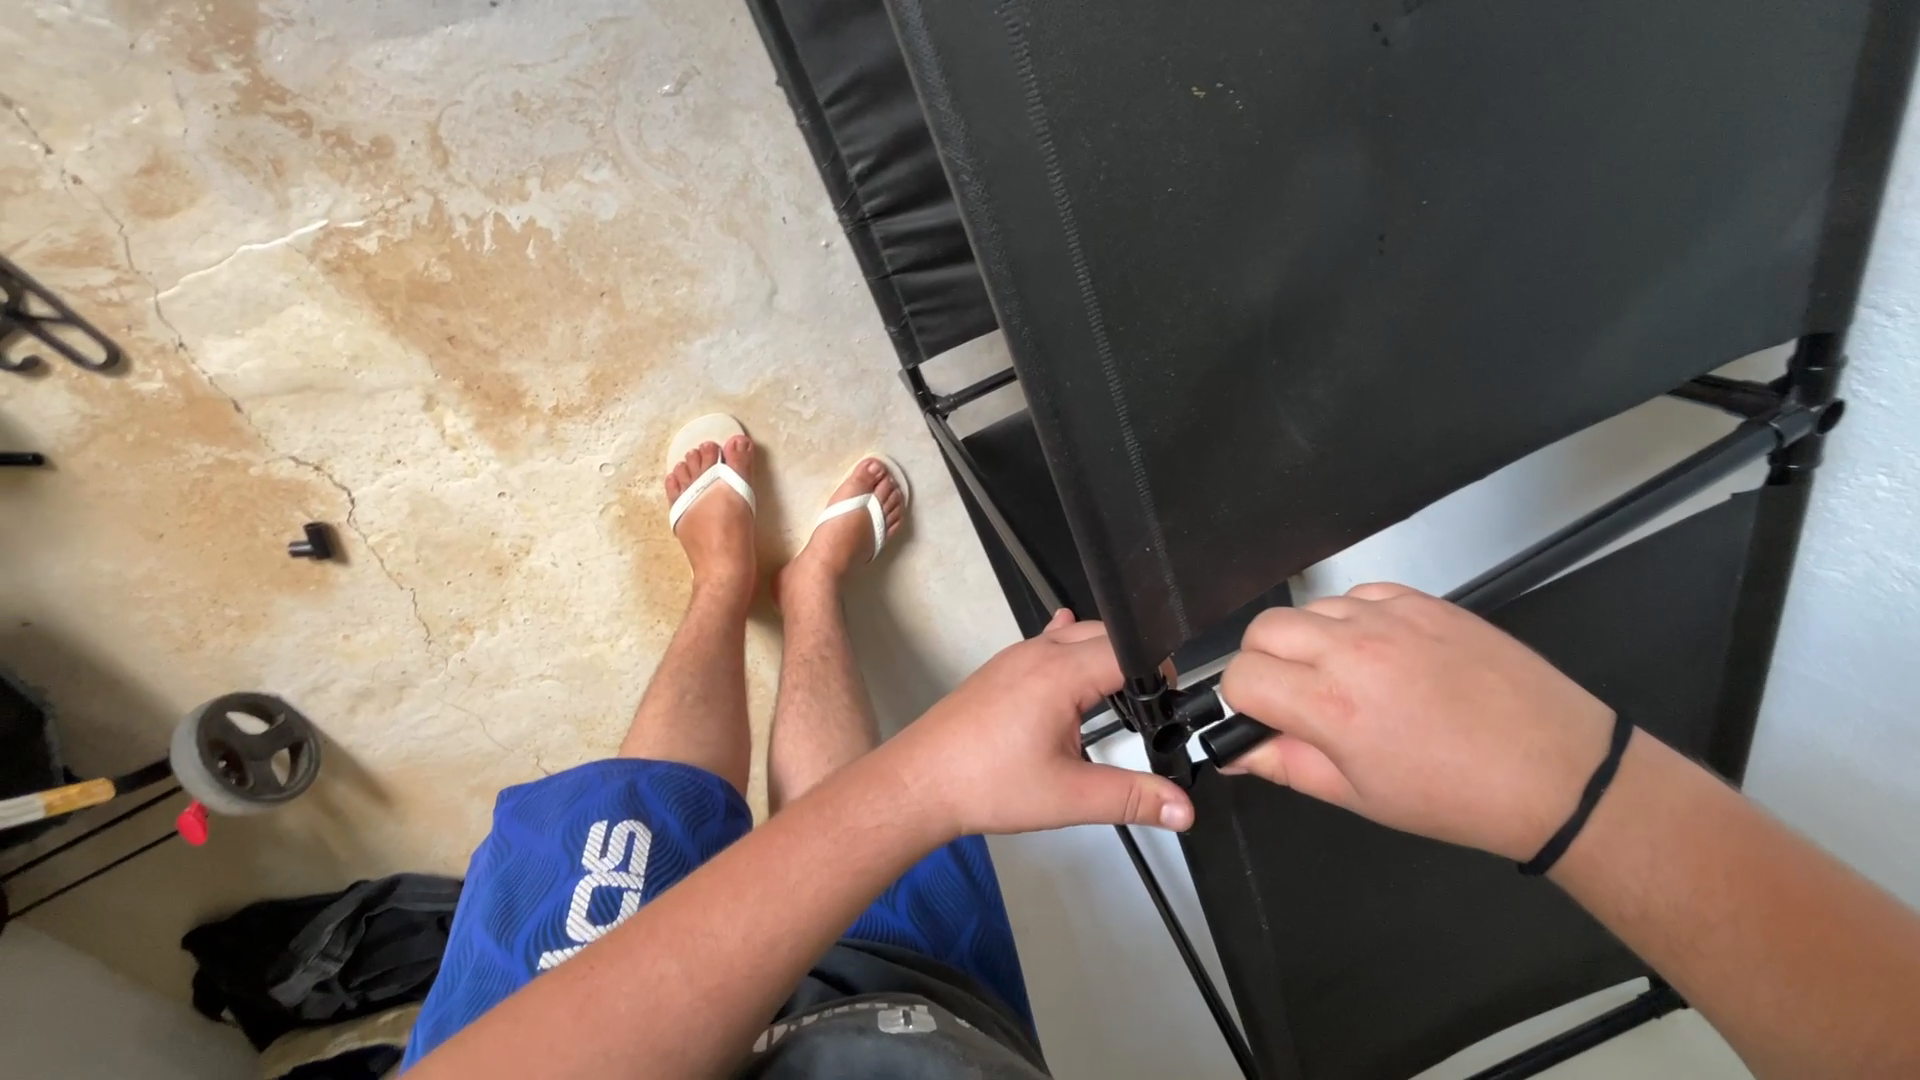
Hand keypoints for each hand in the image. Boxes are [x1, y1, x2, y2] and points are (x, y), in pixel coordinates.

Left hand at [877, 611, 1194, 838]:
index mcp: (1061, 673)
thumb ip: (1132, 799)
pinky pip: (1046, 643)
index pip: (1127, 649)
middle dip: (1134, 663)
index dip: (1158, 671)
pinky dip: (1069, 651)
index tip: (1171, 702)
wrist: (920, 782)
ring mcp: (1016, 656)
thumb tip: (1183, 808)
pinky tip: (1074, 664)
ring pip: (1074, 636)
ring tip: (1120, 697)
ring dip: (1101, 657)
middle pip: (1104, 636)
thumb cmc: (985, 784)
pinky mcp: (1001, 669)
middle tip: (1153, 706)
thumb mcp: (1069, 797)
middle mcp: (1038, 653)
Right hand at [1218, 584, 1614, 860]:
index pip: (1240, 675)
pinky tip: (1379, 652)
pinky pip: (1357, 594)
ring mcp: (1390, 619)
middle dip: (1264, 662)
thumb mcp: (1356, 795)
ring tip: (1345, 675)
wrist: (1558, 772)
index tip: (1263, 716)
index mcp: (1330, 706)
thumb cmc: (1455, 796)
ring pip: (1307, 609)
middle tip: (1295, 694)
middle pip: (1262, 629)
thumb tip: (1234, 750)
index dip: (1241, 700)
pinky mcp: (1424, 602)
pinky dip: (1352, 619)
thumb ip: (1281, 764)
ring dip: (1308, 640)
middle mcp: (1352, 650)